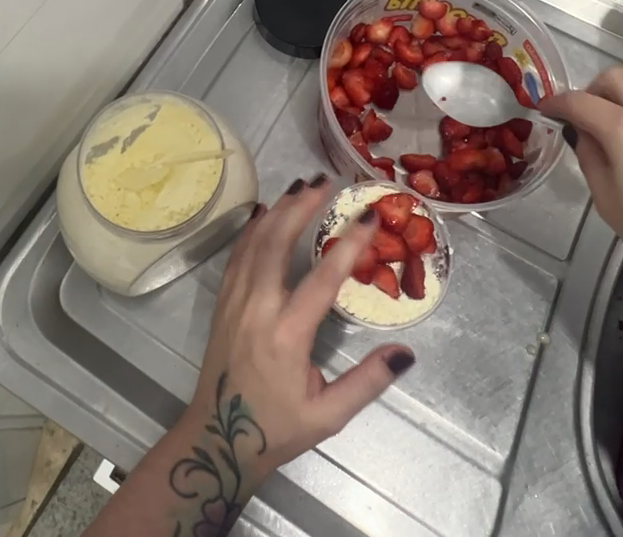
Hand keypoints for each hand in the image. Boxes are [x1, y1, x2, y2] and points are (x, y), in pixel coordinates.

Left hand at [190, 175, 414, 474]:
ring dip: (279, 209)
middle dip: (303, 207)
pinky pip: (237, 253)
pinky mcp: (223, 301)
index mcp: (287, 335)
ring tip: (302, 185)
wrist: (216, 439)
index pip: (323, 279)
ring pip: (255, 242)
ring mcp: (235, 301)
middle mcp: (257, 308)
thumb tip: (406, 352)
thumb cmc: (276, 427)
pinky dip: (252, 227)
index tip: (368, 217)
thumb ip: (368, 382)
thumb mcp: (329, 416)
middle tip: (326, 182)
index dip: (348, 245)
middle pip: (279, 243)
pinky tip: (264, 211)